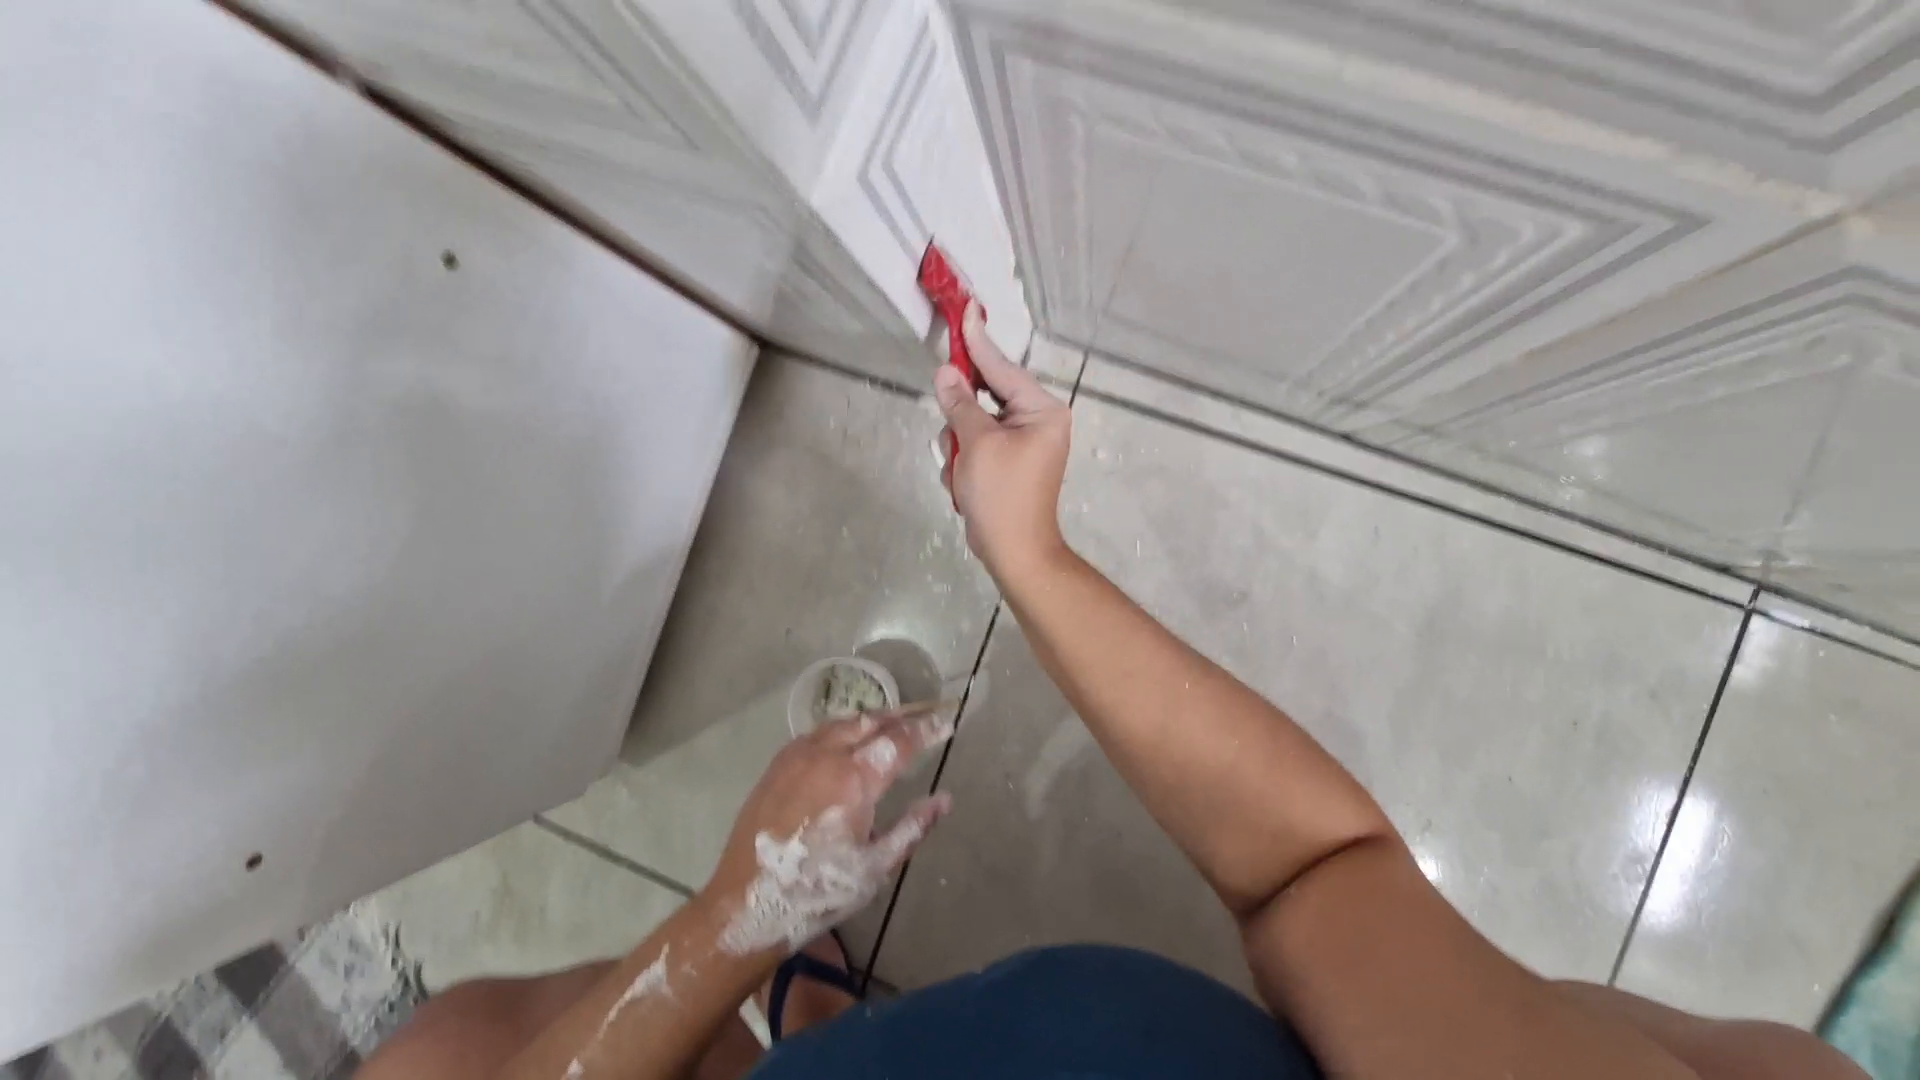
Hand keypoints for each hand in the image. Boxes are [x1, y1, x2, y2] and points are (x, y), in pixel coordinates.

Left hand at [700, 708, 954, 958]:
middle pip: (871, 721)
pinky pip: (818, 733)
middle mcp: (825, 756)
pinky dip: (843, 728)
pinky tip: (850, 739)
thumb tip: (944, 799)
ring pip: (843, 723)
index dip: (927, 729)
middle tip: (926, 714)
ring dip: (872, 719)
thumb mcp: (875, 867)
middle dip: (902, 716)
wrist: (746, 903)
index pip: (900, 741)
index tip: (948, 721)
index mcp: (854, 779)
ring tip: (893, 722)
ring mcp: (797, 756)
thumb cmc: (818, 890)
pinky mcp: (778, 764)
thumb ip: (913, 827)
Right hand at [934, 301, 1071, 577]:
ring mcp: (1021, 445)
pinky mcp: (1006, 464)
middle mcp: (1037, 421)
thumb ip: (960, 404)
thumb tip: (947, 373)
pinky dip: (963, 464)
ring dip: (959, 447)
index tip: (965, 310)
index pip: (1002, 368)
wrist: (1014, 551)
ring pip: (973, 424)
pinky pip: (975, 447)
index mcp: (1042, 410)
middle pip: (985, 396)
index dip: (978, 342)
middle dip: (962, 420)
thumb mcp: (976, 444)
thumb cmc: (1002, 495)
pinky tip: (964, 486)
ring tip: (963, 473)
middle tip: (956, 435)